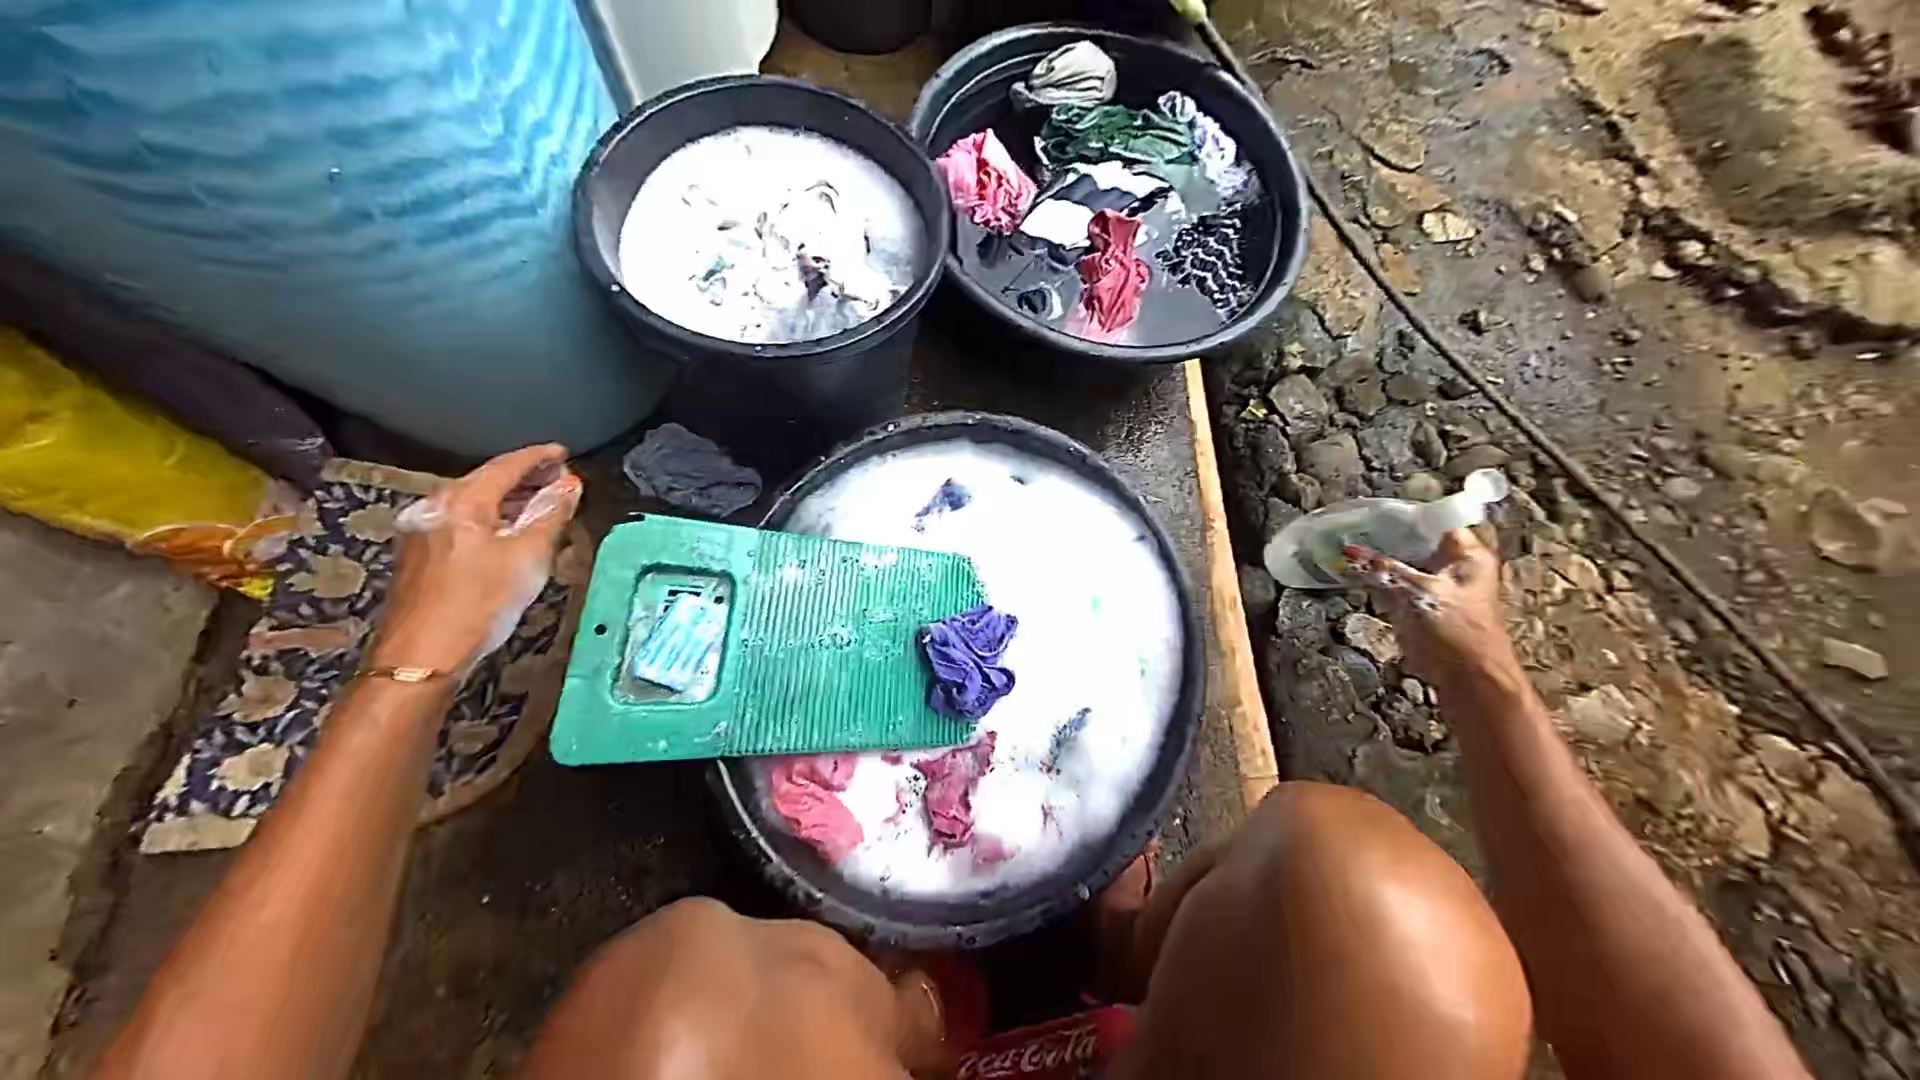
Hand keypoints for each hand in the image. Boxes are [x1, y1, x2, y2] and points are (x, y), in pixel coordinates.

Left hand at [367, 444, 582, 673]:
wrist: (422, 654)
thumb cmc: (481, 601)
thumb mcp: (528, 555)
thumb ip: (551, 514)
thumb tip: (569, 484)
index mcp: (461, 502)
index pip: (506, 466)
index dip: (538, 457)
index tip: (563, 452)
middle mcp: (435, 508)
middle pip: (486, 480)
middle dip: (525, 476)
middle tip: (559, 476)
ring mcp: (423, 531)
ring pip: (474, 502)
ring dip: (510, 498)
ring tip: (542, 501)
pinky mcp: (421, 555)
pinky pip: (465, 521)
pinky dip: (494, 517)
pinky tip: (511, 530)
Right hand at [1344, 528, 1519, 687]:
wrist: (1469, 679)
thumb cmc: (1457, 632)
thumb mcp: (1417, 593)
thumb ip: (1382, 569)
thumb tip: (1349, 551)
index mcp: (1466, 554)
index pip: (1433, 520)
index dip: (1402, 515)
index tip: (1369, 511)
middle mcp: (1452, 565)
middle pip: (1413, 540)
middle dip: (1382, 534)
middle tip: (1347, 526)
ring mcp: (1435, 584)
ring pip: (1401, 560)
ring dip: (1376, 556)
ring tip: (1343, 545)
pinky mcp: (1419, 604)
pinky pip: (1393, 581)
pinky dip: (1375, 575)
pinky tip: (1350, 569)